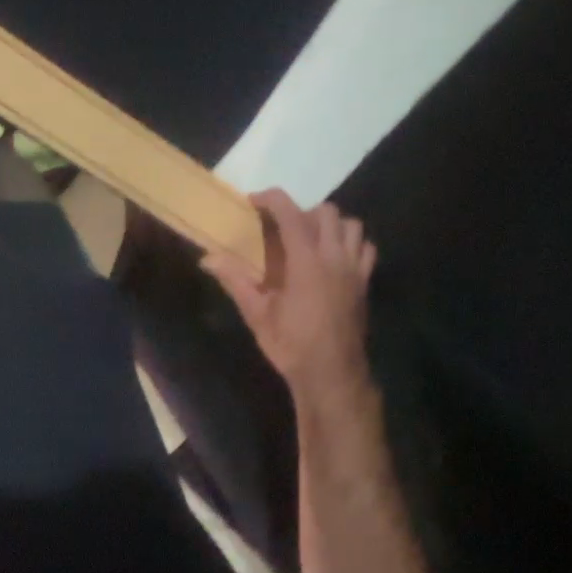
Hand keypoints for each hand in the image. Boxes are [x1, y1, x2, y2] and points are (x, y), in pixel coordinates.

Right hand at [203, 189, 377, 393]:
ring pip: (351, 226)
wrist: (331, 372)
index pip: (291, 213)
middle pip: (326, 212)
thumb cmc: (290, 343)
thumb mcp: (256, 313)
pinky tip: (332, 257)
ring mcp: (354, 269)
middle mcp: (335, 257)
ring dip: (329, 224)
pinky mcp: (364, 282)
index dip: (272, 199)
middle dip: (301, 211)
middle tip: (280, 226)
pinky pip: (364, 248)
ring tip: (309, 238)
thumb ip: (235, 280)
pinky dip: (350, 242)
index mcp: (306, 261)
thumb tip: (207, 258)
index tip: (253, 201)